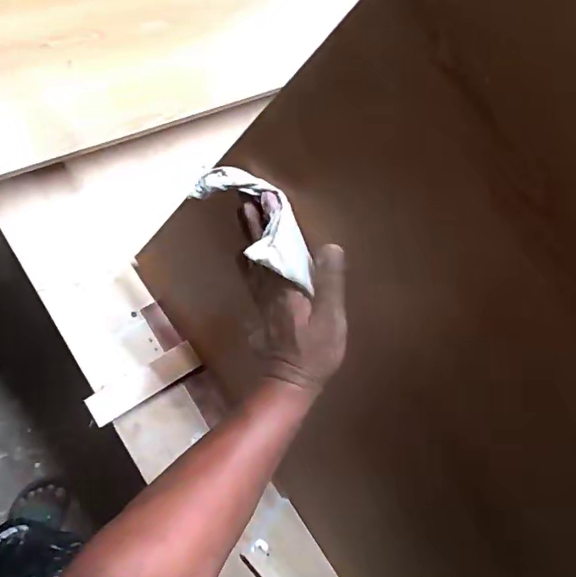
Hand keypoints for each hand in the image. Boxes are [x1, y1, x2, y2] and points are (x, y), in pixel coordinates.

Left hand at [238, 199, 345, 393]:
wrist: (289, 380)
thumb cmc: (314, 351)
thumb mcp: (331, 318)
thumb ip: (329, 282)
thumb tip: (330, 247)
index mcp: (283, 285)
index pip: (274, 245)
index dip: (270, 221)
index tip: (266, 197)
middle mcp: (266, 287)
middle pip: (255, 248)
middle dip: (252, 221)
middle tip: (246, 197)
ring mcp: (259, 297)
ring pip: (248, 259)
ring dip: (247, 236)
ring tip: (244, 215)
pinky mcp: (259, 306)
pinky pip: (249, 273)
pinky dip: (248, 255)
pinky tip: (248, 252)